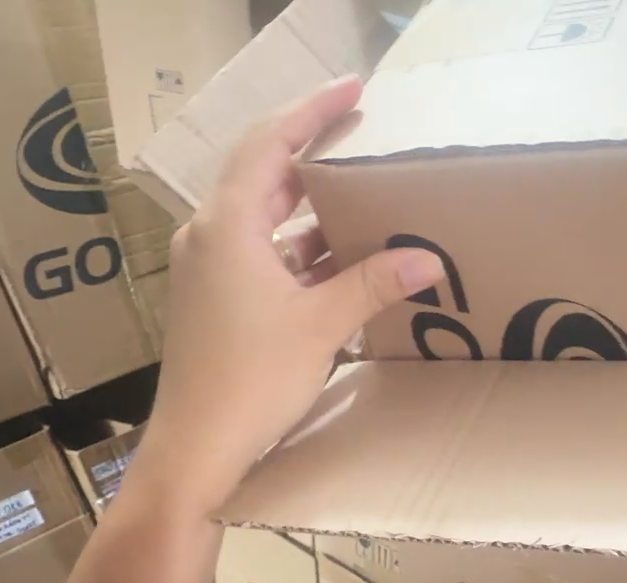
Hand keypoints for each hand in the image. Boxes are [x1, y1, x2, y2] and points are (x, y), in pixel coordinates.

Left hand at [146, 77, 442, 511]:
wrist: (198, 448)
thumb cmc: (251, 381)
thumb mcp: (319, 326)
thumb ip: (372, 284)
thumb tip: (428, 258)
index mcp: (228, 226)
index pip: (271, 144)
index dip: (312, 112)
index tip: (353, 90)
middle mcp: (210, 238)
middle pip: (265, 179)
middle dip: (315, 162)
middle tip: (363, 146)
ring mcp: (209, 273)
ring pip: (265, 225)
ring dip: (310, 216)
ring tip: (362, 207)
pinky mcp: (216, 304)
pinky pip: (261, 260)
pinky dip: (298, 257)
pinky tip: (336, 268)